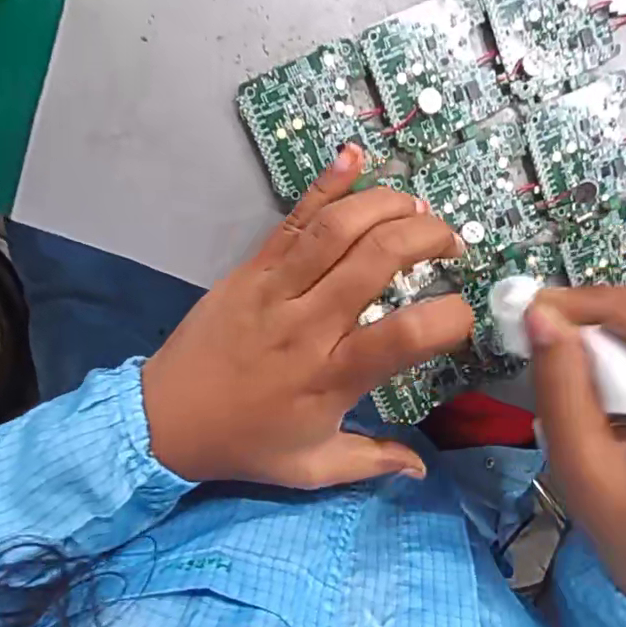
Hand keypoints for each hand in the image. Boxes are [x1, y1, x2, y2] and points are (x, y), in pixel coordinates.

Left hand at [142, 146, 470, 486]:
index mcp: (331, 377)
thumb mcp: (310, 468)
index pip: (406, 336)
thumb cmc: (242, 444)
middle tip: (449, 242)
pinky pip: (291, 221)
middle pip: (377, 259)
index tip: (461, 315)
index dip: (450, 318)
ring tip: (415, 208)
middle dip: (427, 237)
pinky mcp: (248, 270)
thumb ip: (370, 461)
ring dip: (385, 205)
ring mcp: (274, 289)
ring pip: (336, 228)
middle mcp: (307, 324)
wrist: (164, 418)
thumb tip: (422, 468)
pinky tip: (353, 158)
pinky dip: (324, 185)